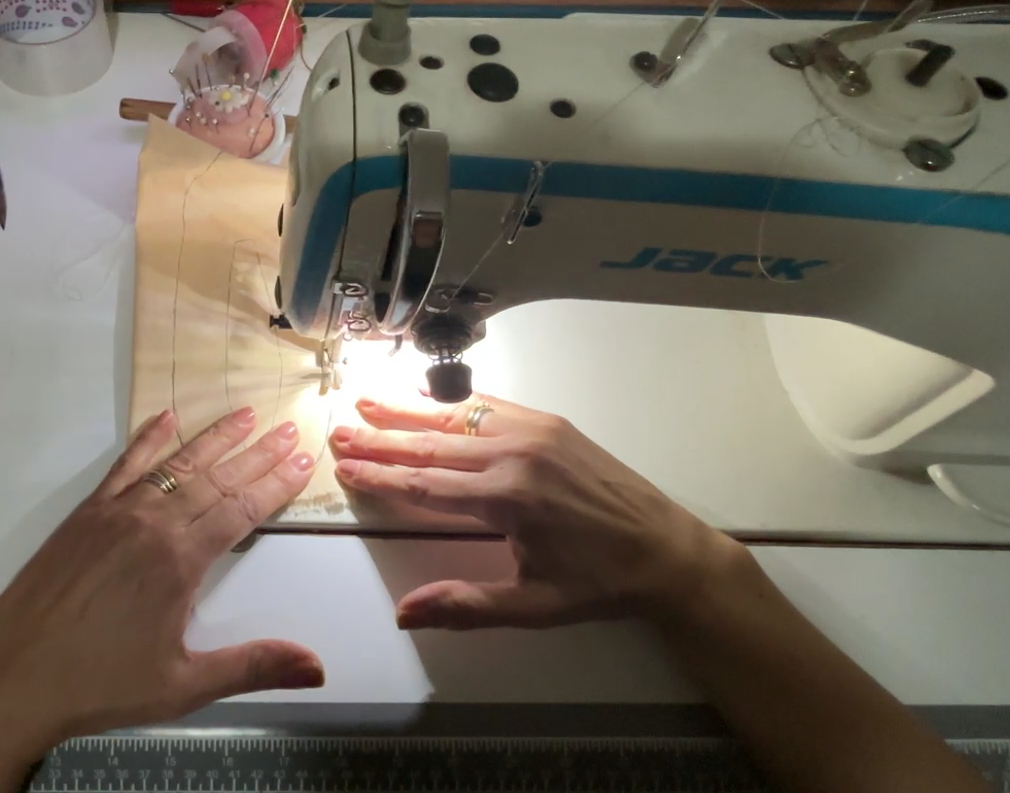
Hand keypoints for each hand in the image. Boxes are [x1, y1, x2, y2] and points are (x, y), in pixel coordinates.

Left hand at [0, 408, 322, 791]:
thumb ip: (252, 667)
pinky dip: (148, 438)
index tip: (303, 460)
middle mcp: (155, 522)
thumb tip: (318, 667)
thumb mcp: (183, 686)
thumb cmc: (101, 684)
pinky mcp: (87, 511)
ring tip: (246, 414)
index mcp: (181, 560)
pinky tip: (166, 417)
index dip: (276, 485)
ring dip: (216, 437)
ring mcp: (118, 510)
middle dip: (258, 454)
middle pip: (217, 479)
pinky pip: (125, 465)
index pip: (241, 510)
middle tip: (289, 429)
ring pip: (178, 464)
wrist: (12, 676)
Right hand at [332, 394, 743, 630]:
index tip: (345, 467)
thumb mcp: (533, 606)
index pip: (425, 487)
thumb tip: (404, 613)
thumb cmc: (597, 584)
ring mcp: (533, 432)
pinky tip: (426, 397)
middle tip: (341, 430)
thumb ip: (466, 604)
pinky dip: (452, 402)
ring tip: (368, 399)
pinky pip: (490, 406)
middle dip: (381, 440)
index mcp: (507, 501)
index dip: (381, 478)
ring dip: (408, 410)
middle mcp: (514, 456)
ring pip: (456, 418)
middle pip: (431, 446)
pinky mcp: (549, 422)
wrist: (667, 550)